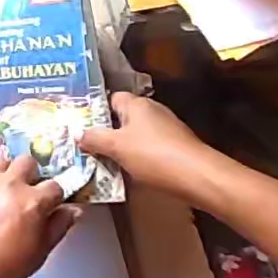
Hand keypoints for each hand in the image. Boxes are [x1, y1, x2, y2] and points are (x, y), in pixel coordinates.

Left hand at [0, 156, 80, 277]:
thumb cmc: (5, 264)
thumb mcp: (40, 251)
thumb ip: (59, 227)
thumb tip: (73, 211)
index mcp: (33, 201)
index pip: (55, 186)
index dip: (55, 197)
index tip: (50, 205)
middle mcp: (11, 183)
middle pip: (28, 162)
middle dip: (32, 174)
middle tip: (28, 192)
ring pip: (3, 161)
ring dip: (8, 171)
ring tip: (6, 190)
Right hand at [79, 92, 214, 197]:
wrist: (200, 178)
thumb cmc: (154, 156)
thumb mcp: (116, 147)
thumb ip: (94, 138)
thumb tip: (77, 133)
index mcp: (137, 104)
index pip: (111, 99)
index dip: (96, 111)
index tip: (82, 126)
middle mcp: (152, 111)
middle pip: (123, 118)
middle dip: (107, 132)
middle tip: (87, 147)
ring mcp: (167, 129)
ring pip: (136, 134)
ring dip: (123, 147)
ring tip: (104, 162)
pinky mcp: (177, 147)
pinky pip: (150, 148)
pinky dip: (139, 157)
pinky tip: (131, 172)